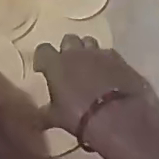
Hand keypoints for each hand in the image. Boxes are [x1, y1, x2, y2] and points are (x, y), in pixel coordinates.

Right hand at [33, 36, 157, 145]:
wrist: (117, 115)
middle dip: (67, 50)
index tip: (43, 69)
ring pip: (89, 42)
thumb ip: (45, 114)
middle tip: (69, 67)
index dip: (43, 59)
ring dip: (87, 51)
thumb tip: (39, 116)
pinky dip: (106, 61)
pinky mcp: (119, 59)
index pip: (43, 50)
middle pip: (68, 39)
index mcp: (56, 63)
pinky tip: (108, 73)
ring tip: (88, 67)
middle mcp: (77, 52)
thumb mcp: (57, 118)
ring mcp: (99, 53)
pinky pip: (109, 53)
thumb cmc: (79, 116)